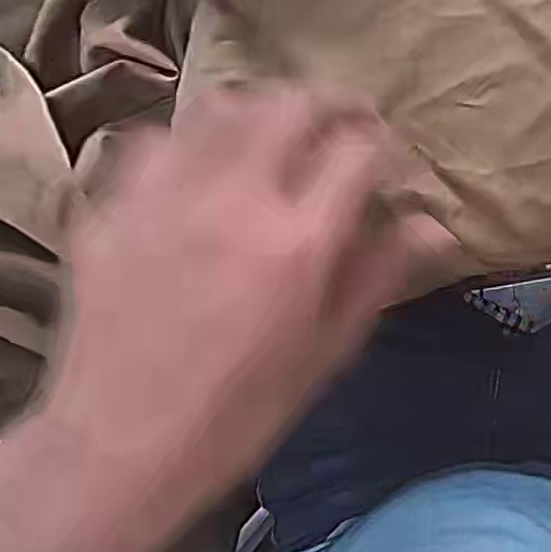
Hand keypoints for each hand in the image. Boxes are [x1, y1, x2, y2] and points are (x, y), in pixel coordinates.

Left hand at [0, 84, 449, 551]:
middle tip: (347, 122)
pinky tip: (203, 165)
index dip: (385, 142)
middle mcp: (234, 200)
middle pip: (292, 105)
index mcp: (297, 242)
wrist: (118, 449)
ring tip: (279, 131)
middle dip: (332, 102)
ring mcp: (166, 196)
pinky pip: (157, 137)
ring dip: (265, 107)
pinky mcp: (114, 206)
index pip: (359, 150)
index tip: (390, 157)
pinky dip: (193, 137)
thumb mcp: (330, 348)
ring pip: (223, 104)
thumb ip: (382, 272)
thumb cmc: (243, 408)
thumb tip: (437, 225)